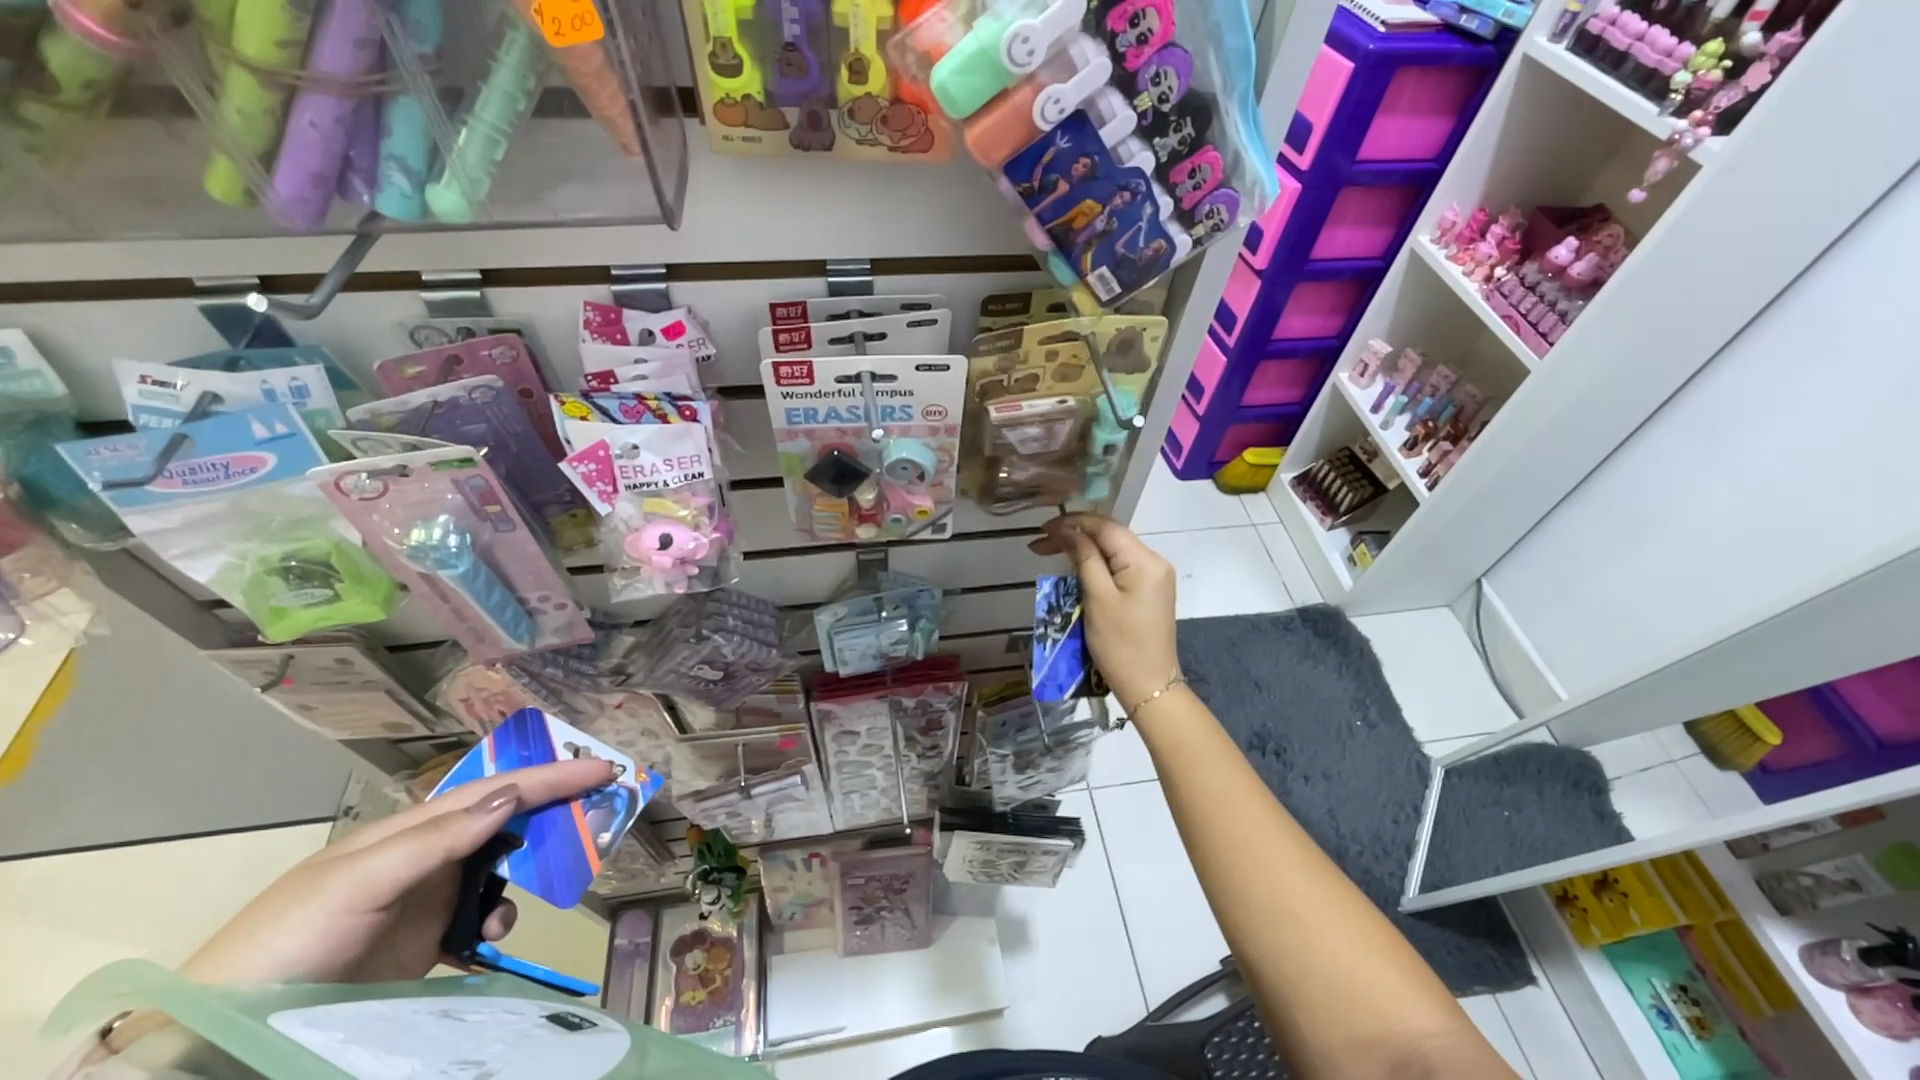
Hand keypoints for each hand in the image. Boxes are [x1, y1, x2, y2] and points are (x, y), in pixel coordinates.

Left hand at [179, 758, 614, 987]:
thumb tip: (511, 797)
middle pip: (504, 827)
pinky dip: (495, 928)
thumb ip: (438, 840)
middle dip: (550, 821)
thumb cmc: (292, 937)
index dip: (551, 778)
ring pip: (498, 878)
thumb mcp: (361, 880)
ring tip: (503, 920)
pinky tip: (487, 943)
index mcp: (411, 831)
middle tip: (598, 823)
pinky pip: (479, 924)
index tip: (605, 770)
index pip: (494, 792)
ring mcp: (425, 903)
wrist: (233, 1022)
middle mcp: (426, 858)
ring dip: (516, 890)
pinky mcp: (423, 946)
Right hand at [1030, 513, 1178, 706]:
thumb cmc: (1120, 645)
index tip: (1042, 529)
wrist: (1149, 685)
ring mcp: (1154, 576)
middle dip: (1075, 534)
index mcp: (1145, 560)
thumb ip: (1084, 559)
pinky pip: (1120, 566)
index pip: (1106, 527)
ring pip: (1114, 550)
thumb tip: (1068, 531)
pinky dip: (1096, 564)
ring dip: (1083, 548)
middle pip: (1110, 536)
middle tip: (1039, 543)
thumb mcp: (1098, 599)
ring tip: (1051, 551)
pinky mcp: (1149, 590)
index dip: (1072, 523)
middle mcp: (1155, 561)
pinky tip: (1076, 566)